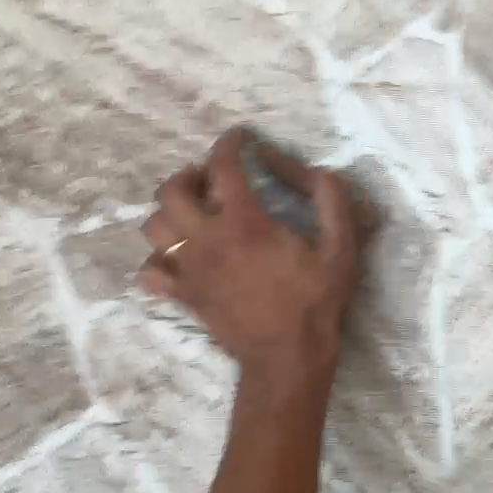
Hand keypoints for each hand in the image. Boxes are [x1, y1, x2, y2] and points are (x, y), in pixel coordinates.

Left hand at [139, 129, 361, 390]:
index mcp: (245, 224)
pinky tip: (182, 257)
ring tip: (196, 213)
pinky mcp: (183, 296)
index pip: (223, 169)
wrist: (287, 356)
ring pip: (153, 228)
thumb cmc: (316, 300)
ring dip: (171, 213)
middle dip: (188, 175)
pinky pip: (150, 271)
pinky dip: (159, 259)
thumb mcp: (341, 250)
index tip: (238, 137)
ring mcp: (189, 270)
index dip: (228, 145)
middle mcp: (207, 241)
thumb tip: (321, 172)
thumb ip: (333, 205)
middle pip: (170, 193)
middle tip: (212, 179)